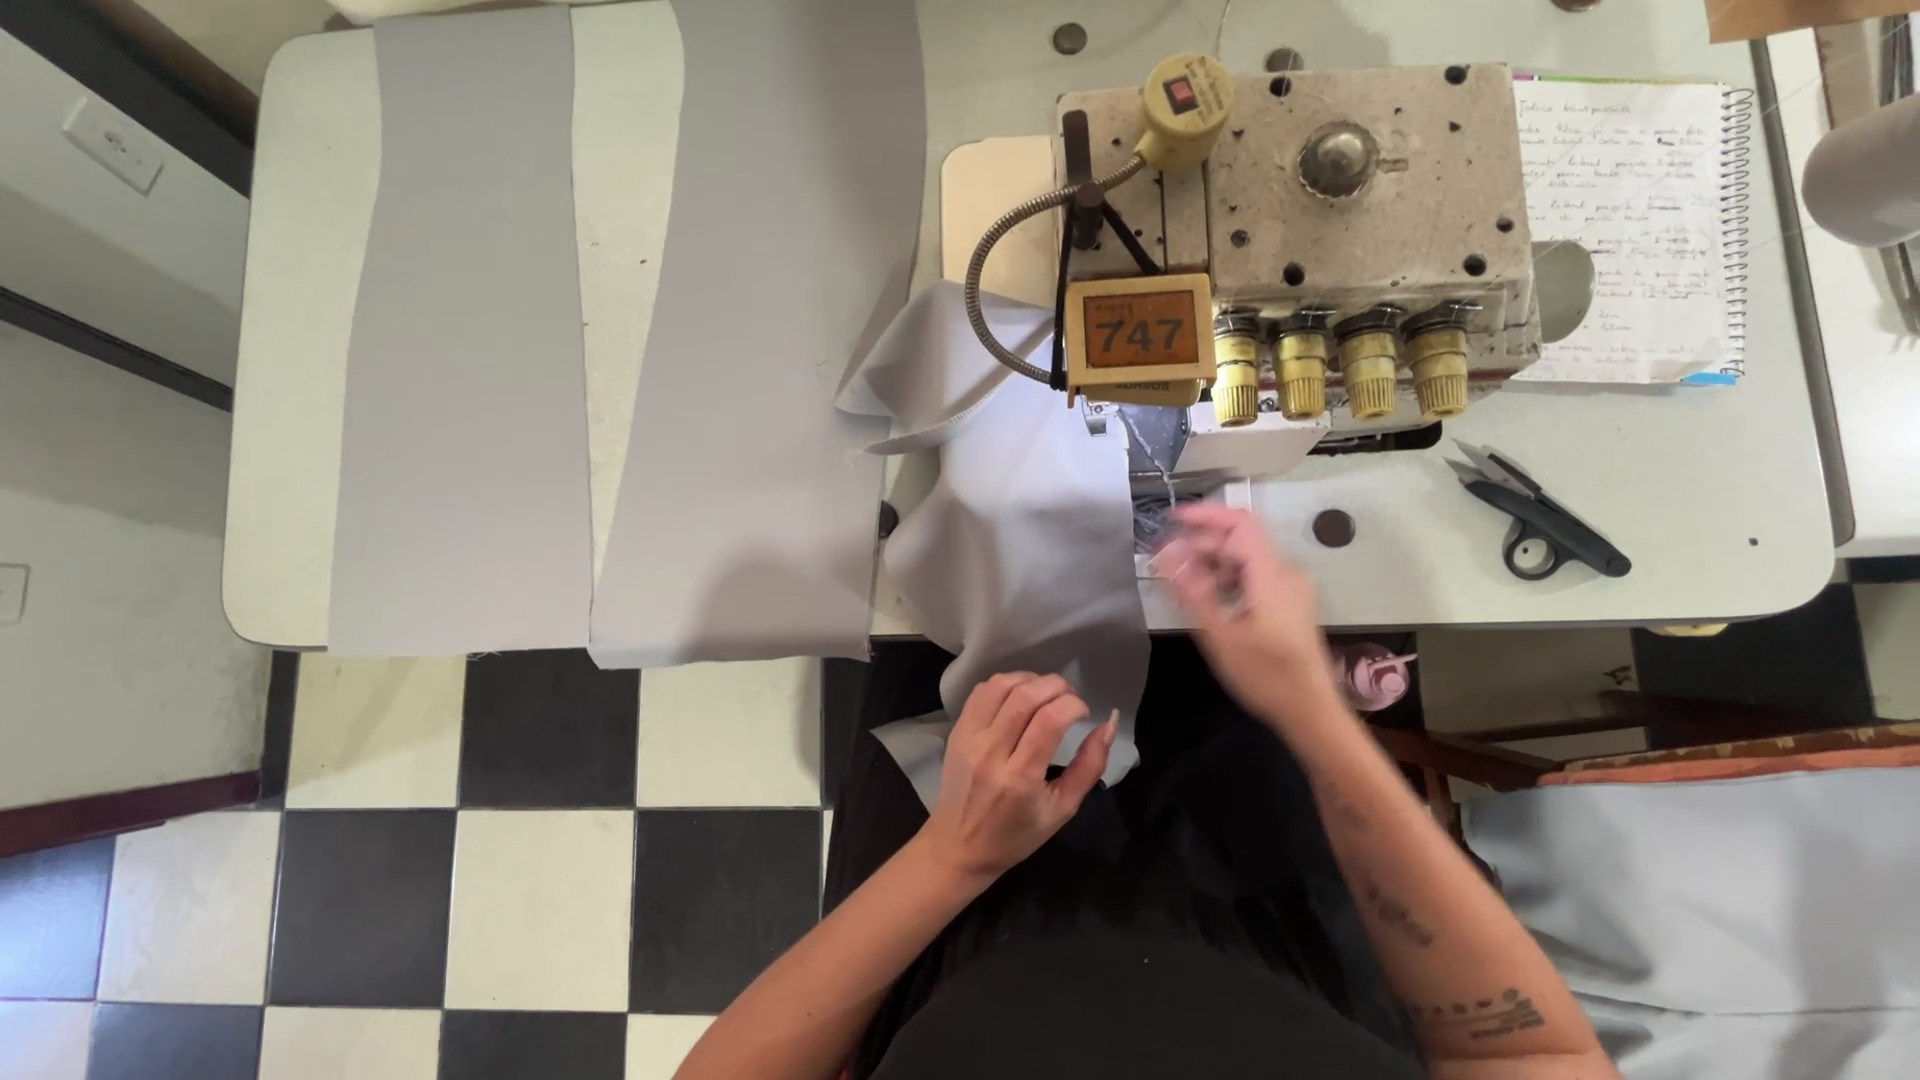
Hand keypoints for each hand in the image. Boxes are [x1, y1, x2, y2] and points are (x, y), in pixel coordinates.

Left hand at [916, 673, 1117, 880]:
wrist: (960, 846)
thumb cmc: (1016, 834)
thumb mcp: (1062, 809)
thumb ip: (1090, 766)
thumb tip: (1109, 724)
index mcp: (1020, 778)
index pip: (1049, 720)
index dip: (1073, 704)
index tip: (1084, 712)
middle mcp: (991, 752)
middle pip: (1025, 696)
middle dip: (1056, 686)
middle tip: (1070, 698)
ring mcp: (969, 738)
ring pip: (1002, 685)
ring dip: (1031, 680)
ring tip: (1047, 693)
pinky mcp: (957, 731)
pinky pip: (982, 691)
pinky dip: (1007, 683)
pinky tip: (1021, 695)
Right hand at [1153, 503, 1342, 728]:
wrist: (1311, 712)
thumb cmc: (1266, 676)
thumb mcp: (1219, 635)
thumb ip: (1191, 589)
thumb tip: (1164, 552)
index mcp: (1271, 574)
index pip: (1239, 523)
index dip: (1204, 515)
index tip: (1170, 520)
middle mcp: (1285, 572)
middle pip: (1239, 541)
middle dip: (1199, 544)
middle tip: (1163, 561)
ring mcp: (1289, 588)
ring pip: (1244, 559)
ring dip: (1211, 563)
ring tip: (1178, 580)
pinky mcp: (1288, 604)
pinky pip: (1253, 576)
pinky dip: (1226, 578)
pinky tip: (1205, 597)